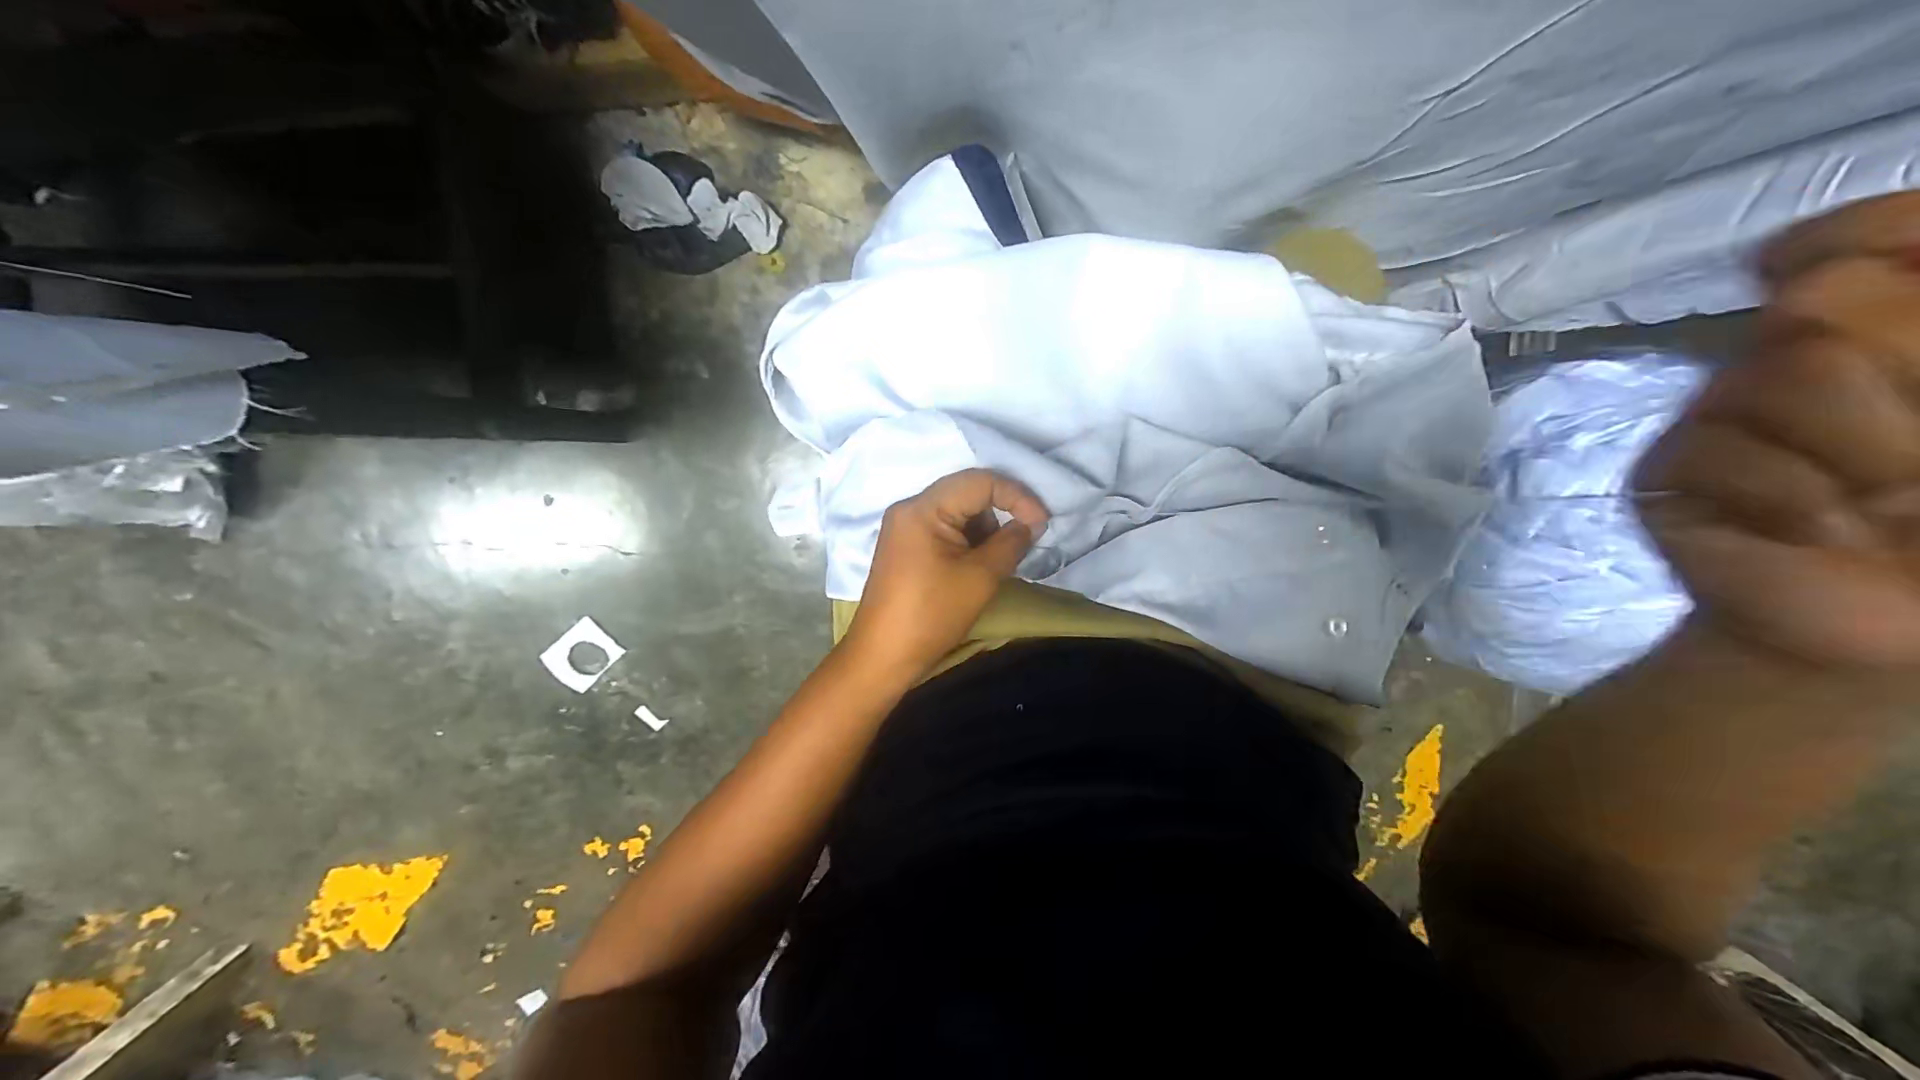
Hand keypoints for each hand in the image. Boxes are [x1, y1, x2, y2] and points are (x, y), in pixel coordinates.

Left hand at [841, 469, 1049, 678]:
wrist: (882, 656)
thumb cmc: (931, 614)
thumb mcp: (980, 577)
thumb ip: (1011, 542)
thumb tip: (1030, 524)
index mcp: (922, 509)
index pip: (980, 481)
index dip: (1017, 496)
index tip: (1041, 524)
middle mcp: (909, 509)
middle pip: (967, 492)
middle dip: (1002, 512)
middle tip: (1025, 540)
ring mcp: (904, 528)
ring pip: (958, 511)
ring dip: (986, 529)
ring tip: (998, 562)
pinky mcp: (905, 547)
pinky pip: (945, 529)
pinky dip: (969, 541)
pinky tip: (979, 567)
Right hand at [1636, 194, 1919, 668]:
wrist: (1886, 621)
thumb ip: (1910, 340)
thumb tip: (1804, 287)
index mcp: (1889, 333)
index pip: (1881, 235)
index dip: (1872, 230)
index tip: (1808, 265)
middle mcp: (1806, 355)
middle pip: (1830, 296)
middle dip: (1901, 366)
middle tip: (1915, 461)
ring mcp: (1723, 414)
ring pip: (1781, 375)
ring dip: (1865, 451)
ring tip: (1884, 505)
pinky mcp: (1668, 470)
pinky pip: (1720, 455)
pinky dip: (1793, 500)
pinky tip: (1821, 530)